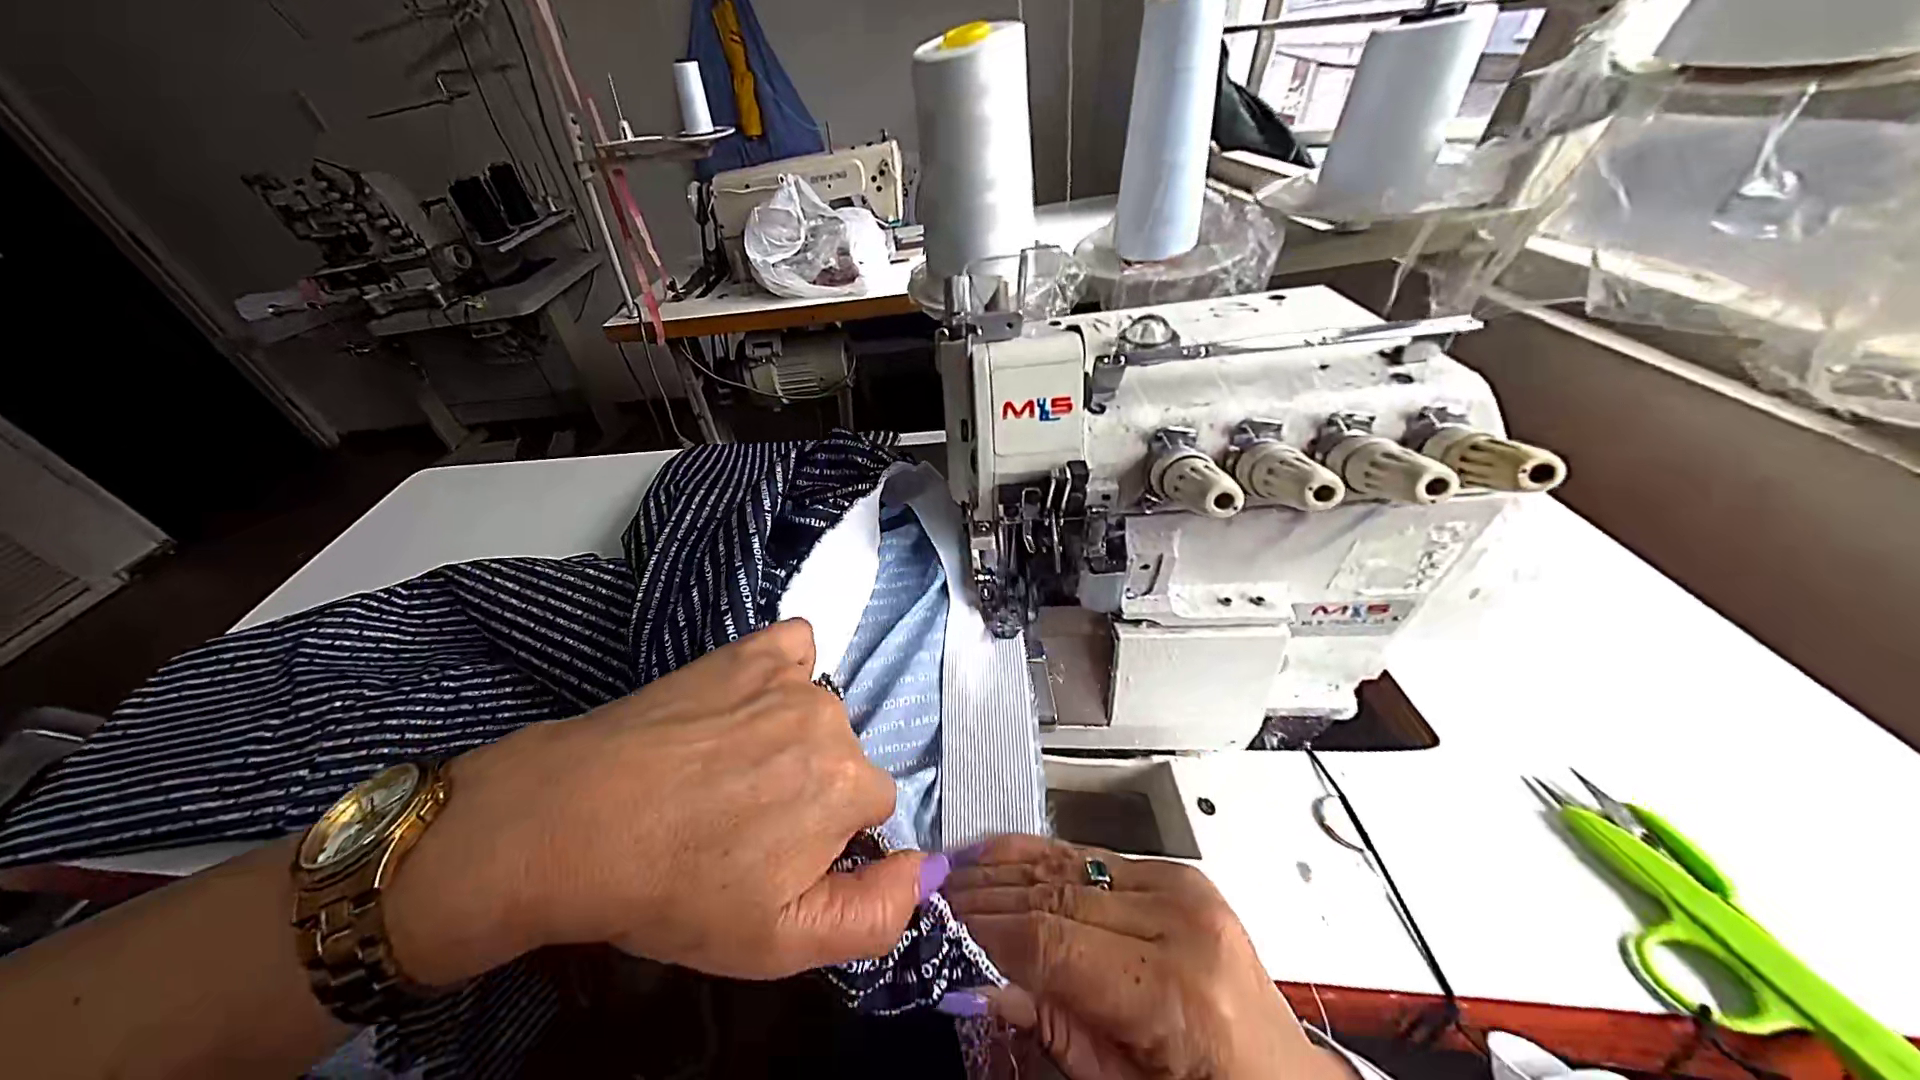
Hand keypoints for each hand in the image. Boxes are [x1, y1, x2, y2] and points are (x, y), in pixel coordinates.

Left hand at [384, 619, 938, 984]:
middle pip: (845, 758)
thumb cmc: (676, 890)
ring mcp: (789, 677)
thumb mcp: (779, 941)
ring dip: (791, 739)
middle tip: (742, 818)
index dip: (828, 836)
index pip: (870, 808)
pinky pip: (796, 648)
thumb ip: (874, 914)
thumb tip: (930, 868)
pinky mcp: (750, 650)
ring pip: (818, 714)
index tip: (775, 853)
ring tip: (725, 768)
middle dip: (812, 789)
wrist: (573, 822)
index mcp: (848, 785)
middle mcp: (831, 719)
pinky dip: (787, 670)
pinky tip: (751, 699)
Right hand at [945, 835, 1349, 1079]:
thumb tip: (979, 983)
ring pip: (1069, 865)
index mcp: (1177, 989)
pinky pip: (1094, 856)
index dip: (987, 932)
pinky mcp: (1179, 874)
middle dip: (987, 894)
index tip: (939, 926)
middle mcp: (1183, 921)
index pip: (1053, 941)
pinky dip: (1042, 856)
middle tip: (932, 894)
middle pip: (1057, 893)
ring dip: (1005, 867)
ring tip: (953, 870)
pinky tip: (1002, 853)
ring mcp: (1184, 887)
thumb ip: (1054, 1029)